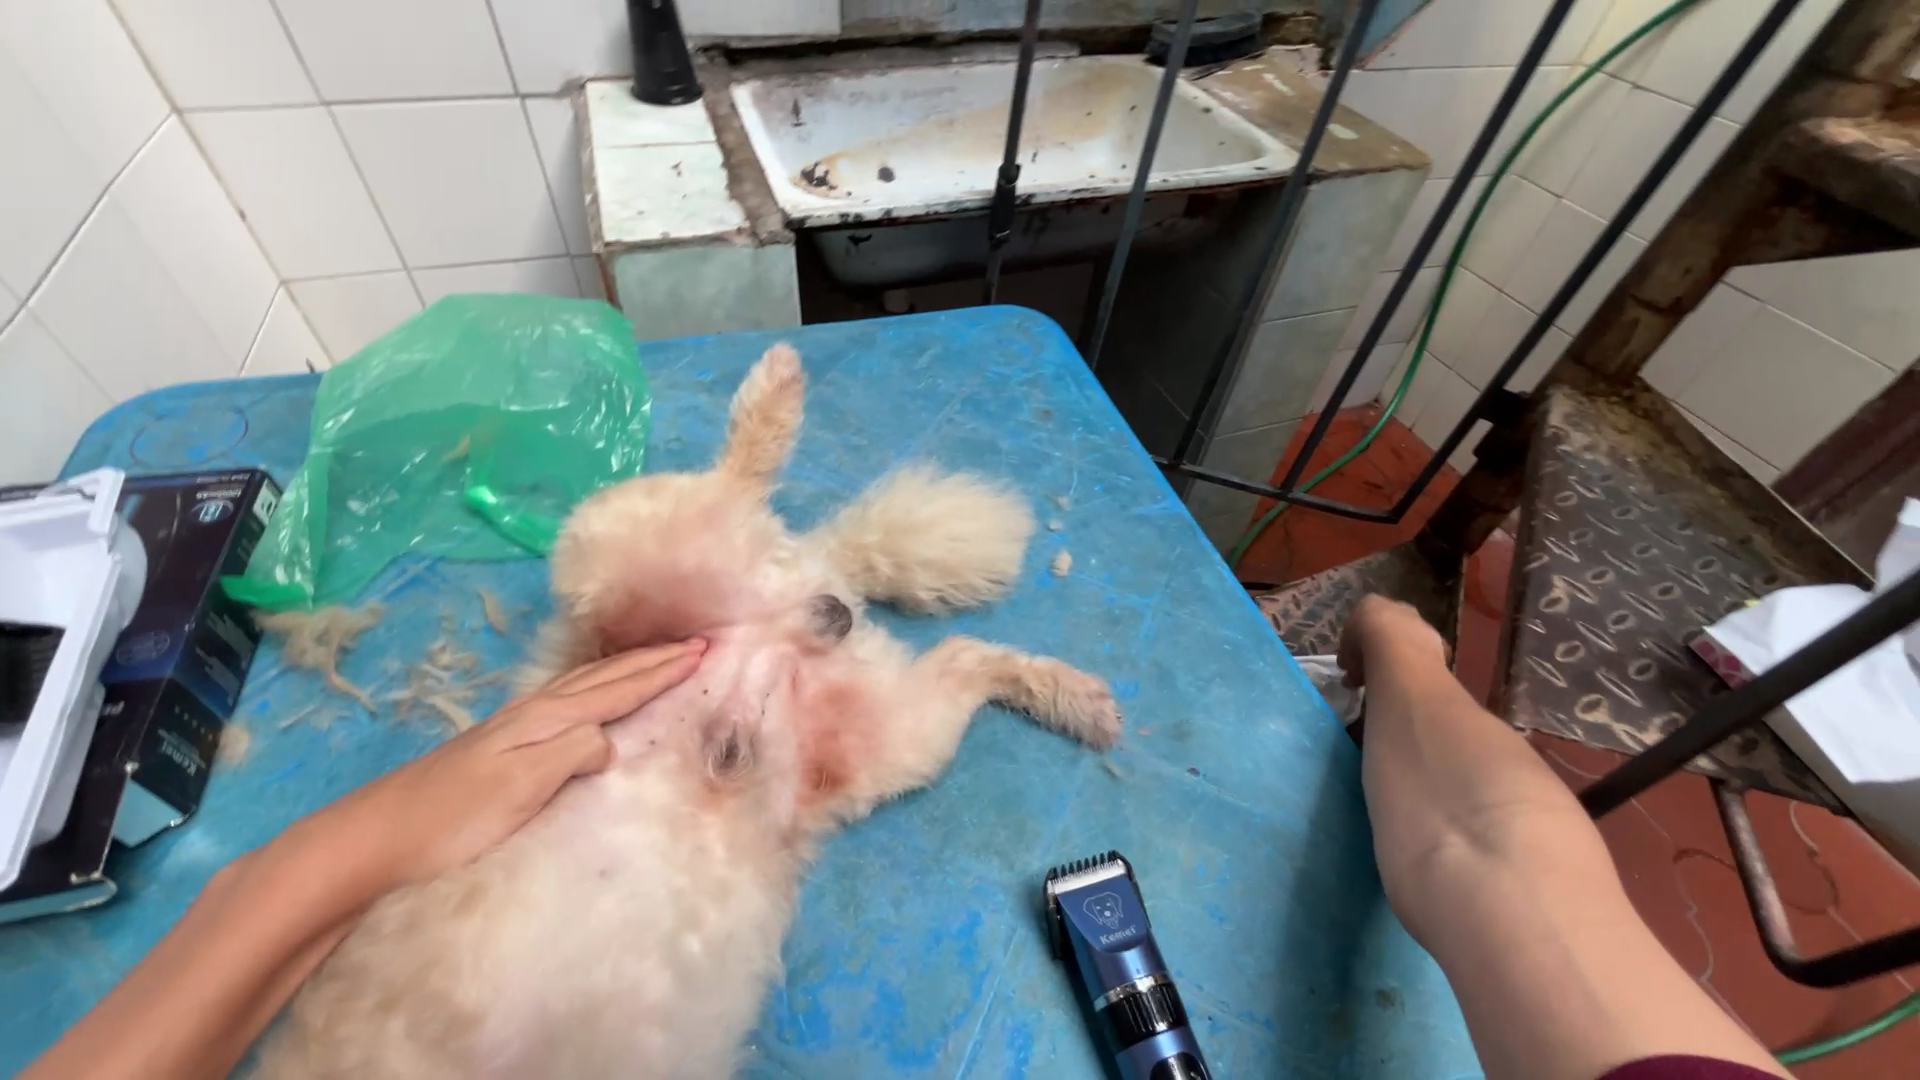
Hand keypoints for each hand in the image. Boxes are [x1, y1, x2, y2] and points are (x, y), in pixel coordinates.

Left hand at [270, 640, 705, 905]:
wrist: (367, 844)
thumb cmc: (450, 822)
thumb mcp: (519, 788)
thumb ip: (572, 751)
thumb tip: (612, 739)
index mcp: (548, 719)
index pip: (619, 687)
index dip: (663, 670)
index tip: (703, 651)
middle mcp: (535, 712)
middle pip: (605, 674)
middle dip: (653, 658)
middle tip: (694, 643)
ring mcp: (515, 726)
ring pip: (587, 682)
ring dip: (627, 666)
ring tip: (656, 656)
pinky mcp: (503, 744)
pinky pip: (570, 698)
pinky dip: (598, 685)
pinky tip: (593, 695)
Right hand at [1337, 594, 1446, 687]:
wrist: (1397, 648)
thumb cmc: (1363, 643)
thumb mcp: (1346, 653)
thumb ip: (1350, 660)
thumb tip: (1351, 675)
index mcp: (1371, 604)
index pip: (1364, 618)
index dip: (1359, 638)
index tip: (1355, 655)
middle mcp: (1398, 607)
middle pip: (1388, 626)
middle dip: (1381, 645)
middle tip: (1374, 666)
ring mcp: (1420, 622)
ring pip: (1409, 639)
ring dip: (1401, 655)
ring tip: (1392, 677)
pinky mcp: (1438, 640)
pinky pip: (1424, 653)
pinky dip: (1417, 664)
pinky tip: (1409, 679)